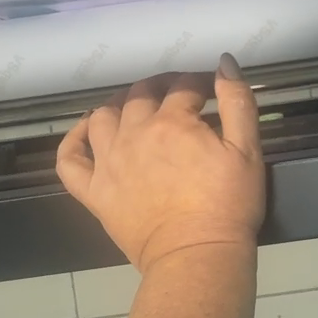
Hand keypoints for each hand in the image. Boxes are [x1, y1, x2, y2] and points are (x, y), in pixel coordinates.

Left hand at [56, 55, 266, 270]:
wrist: (197, 255)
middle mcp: (134, 135)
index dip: (201, 82)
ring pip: (102, 117)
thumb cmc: (229, 203)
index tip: (214, 88)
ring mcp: (108, 163)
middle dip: (162, 85)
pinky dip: (74, 138)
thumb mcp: (248, 149)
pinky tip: (87, 130)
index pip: (184, 87)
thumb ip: (238, 101)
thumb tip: (225, 62)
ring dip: (119, 103)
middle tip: (180, 93)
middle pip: (140, 94)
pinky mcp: (93, 192)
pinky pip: (69, 159)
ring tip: (137, 106)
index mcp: (173, 122)